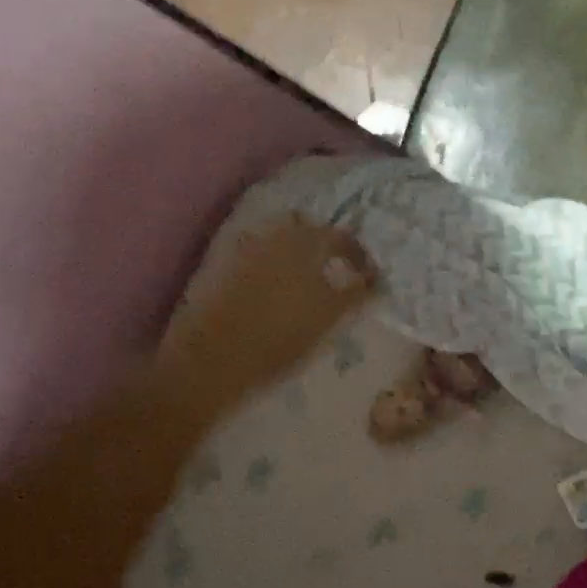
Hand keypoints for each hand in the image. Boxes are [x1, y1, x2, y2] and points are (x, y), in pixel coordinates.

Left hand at [161, 215, 378, 396]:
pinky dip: (271, 261)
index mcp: (306, 245)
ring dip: (296, 249)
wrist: (210, 360)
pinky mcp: (222, 268)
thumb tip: (376, 278)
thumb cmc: (280, 339)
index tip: (367, 273)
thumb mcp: (329, 319)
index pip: (340, 237)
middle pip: (305, 227)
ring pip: (277, 237)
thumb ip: (356, 293)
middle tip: (337, 266)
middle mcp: (275, 238)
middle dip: (323, 242)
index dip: (358, 254)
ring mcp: (244, 251)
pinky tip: (277, 284)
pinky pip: (255, 252)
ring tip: (308, 276)